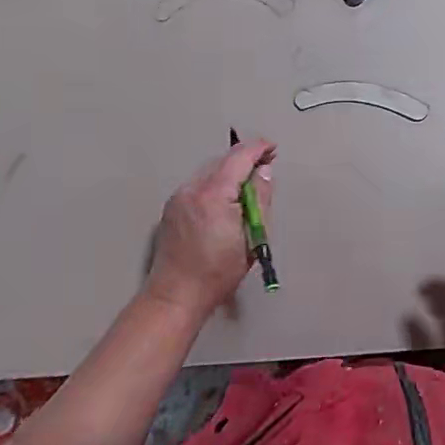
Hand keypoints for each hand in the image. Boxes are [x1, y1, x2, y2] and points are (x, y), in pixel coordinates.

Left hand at [144, 140, 275, 320]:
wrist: (175, 295)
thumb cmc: (218, 272)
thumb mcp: (251, 239)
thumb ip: (259, 200)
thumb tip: (264, 172)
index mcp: (214, 194)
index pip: (239, 157)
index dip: (258, 149)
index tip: (273, 149)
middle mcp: (192, 188)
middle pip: (222, 161)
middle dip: (244, 159)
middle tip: (265, 167)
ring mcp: (178, 196)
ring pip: (209, 171)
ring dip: (229, 172)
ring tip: (247, 186)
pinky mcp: (172, 207)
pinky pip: (198, 184)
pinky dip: (215, 184)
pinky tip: (225, 200)